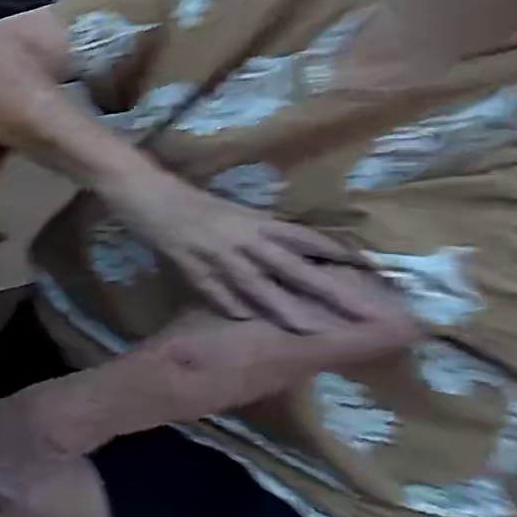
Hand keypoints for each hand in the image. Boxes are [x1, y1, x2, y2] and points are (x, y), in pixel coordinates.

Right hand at [103, 171, 376, 333]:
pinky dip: (225, 300)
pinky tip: (241, 316)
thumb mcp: (223, 209)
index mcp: (254, 219)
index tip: (377, 275)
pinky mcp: (182, 257)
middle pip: (292, 266)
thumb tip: (277, 250)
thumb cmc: (179, 196)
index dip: (342, 256)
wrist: (139, 186)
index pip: (308, 239)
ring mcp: (211, 249)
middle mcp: (240, 235)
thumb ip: (248, 229)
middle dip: (328, 291)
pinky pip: (208, 283)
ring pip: (254, 281)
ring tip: (310, 329)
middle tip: (364, 315)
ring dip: (282, 306)